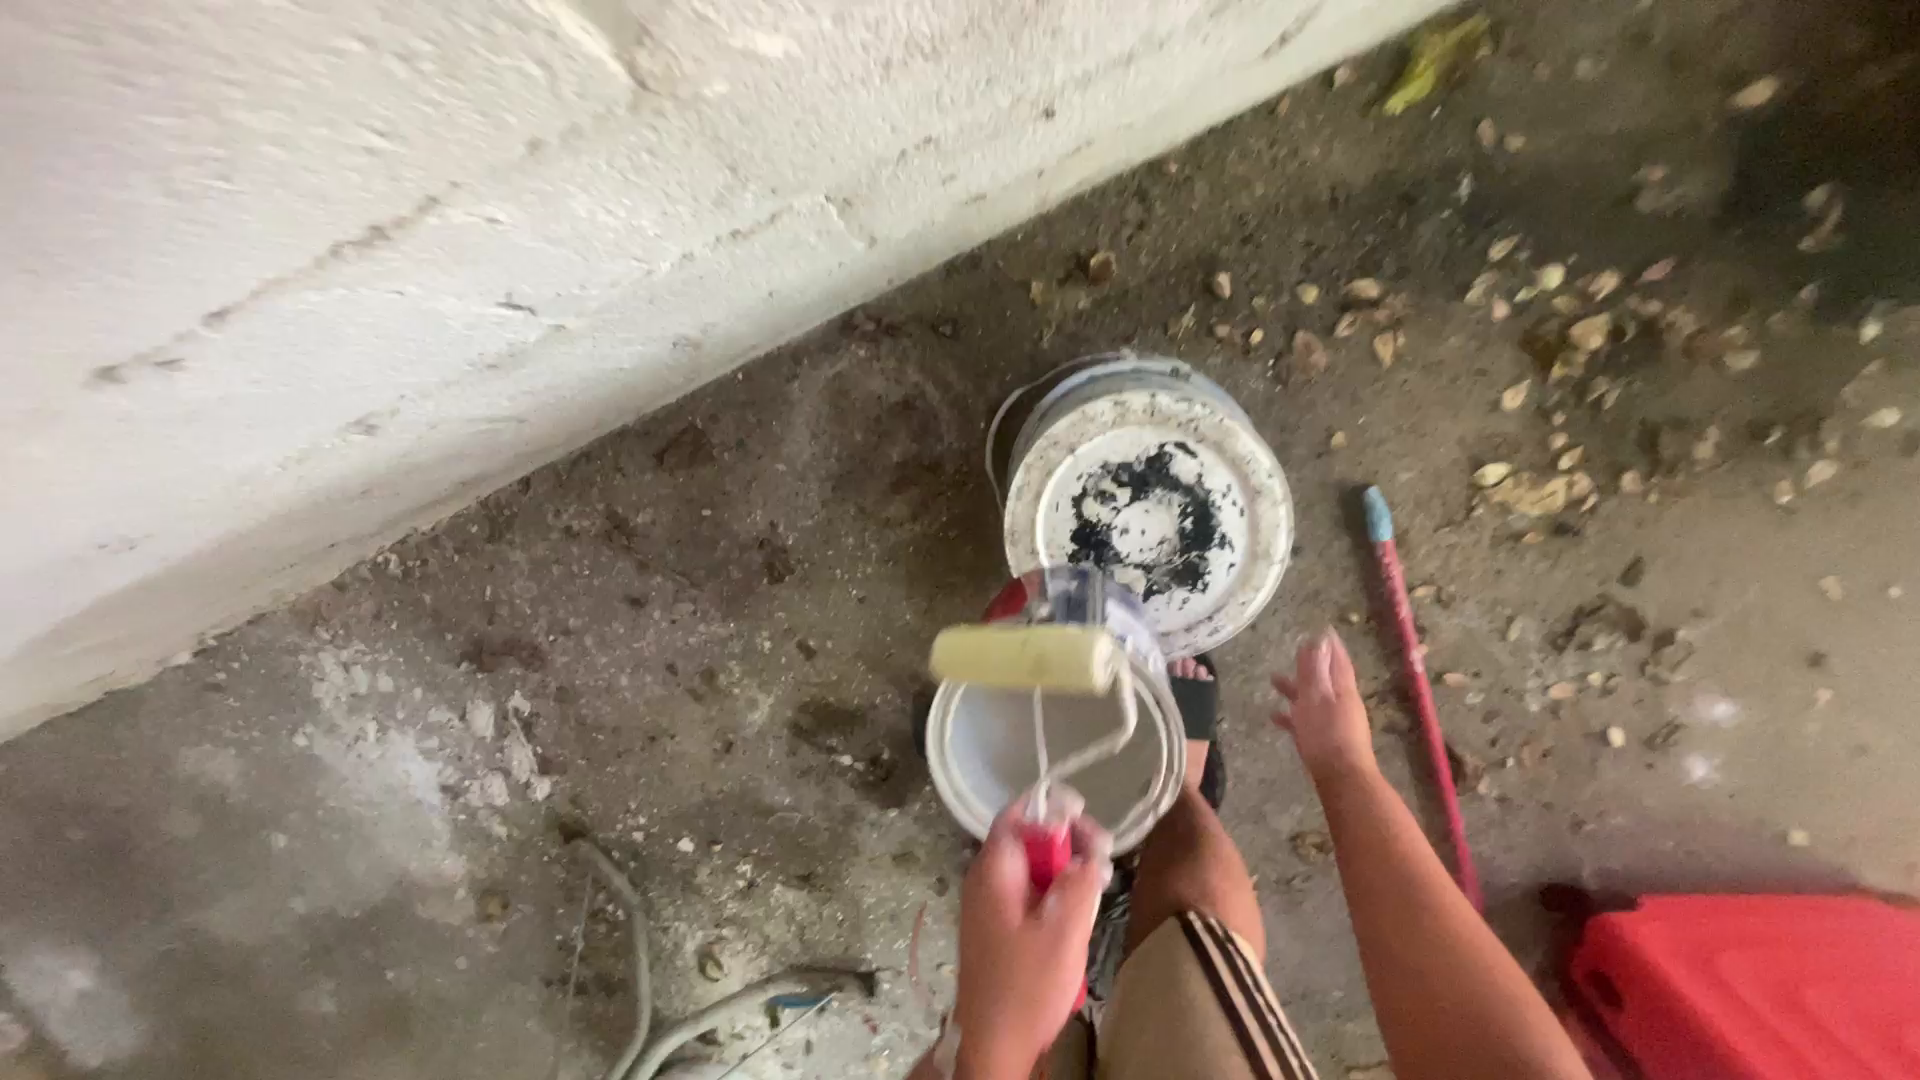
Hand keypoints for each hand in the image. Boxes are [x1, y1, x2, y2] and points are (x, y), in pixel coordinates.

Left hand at [951, 794, 1110, 1077]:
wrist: (992, 1045)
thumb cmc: (1025, 987)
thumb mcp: (1063, 931)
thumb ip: (1079, 881)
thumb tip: (1087, 849)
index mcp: (993, 869)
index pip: (1018, 814)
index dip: (1051, 806)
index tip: (1085, 812)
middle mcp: (986, 878)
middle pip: (1029, 838)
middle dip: (1067, 840)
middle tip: (1103, 856)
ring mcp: (991, 903)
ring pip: (1033, 867)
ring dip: (1066, 869)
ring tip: (1098, 882)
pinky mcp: (1000, 925)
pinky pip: (1030, 892)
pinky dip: (1056, 892)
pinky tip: (1078, 910)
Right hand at [1271, 629, 1376, 782]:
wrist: (1341, 778)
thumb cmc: (1327, 735)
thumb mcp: (1316, 698)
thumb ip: (1314, 671)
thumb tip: (1318, 640)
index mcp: (1341, 691)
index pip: (1337, 662)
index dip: (1330, 646)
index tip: (1324, 630)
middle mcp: (1340, 704)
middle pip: (1324, 679)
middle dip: (1309, 665)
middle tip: (1295, 651)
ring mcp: (1333, 723)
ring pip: (1312, 698)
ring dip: (1295, 688)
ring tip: (1273, 680)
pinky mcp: (1323, 741)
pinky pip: (1305, 720)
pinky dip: (1291, 714)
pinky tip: (1274, 716)